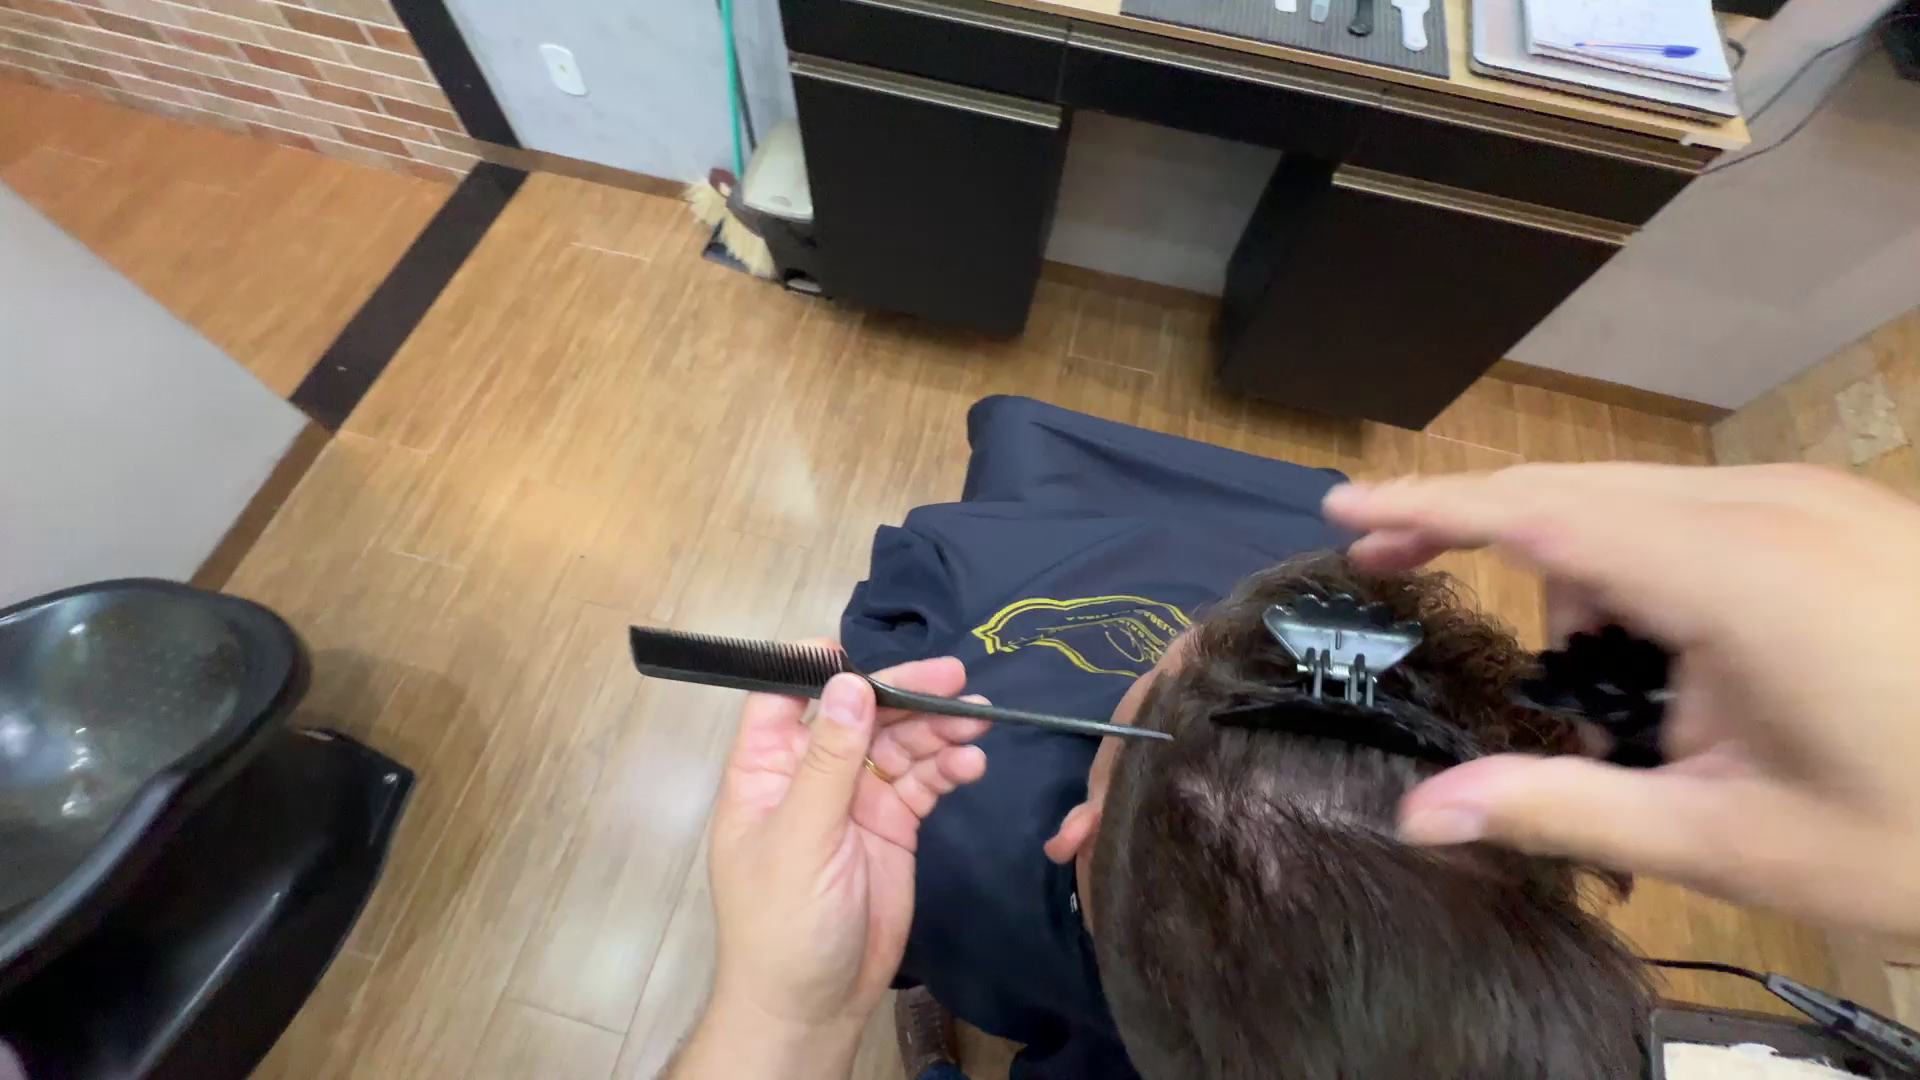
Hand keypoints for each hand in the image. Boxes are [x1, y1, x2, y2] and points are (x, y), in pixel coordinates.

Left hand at [690, 654, 988, 1076]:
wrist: (817, 1006)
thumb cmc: (784, 922)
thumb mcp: (801, 837)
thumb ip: (828, 759)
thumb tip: (848, 682)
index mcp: (770, 765)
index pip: (785, 694)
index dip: (820, 666)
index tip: (863, 654)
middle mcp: (815, 770)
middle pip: (862, 711)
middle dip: (907, 694)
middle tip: (955, 679)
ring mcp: (858, 794)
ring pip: (901, 741)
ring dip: (939, 729)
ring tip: (978, 723)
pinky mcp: (894, 820)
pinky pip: (924, 780)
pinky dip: (948, 767)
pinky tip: (971, 763)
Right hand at [1324, 463, 1919, 939]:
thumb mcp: (1736, 841)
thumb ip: (1560, 809)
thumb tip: (1414, 817)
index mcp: (1732, 573)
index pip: (1531, 515)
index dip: (1422, 507)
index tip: (1339, 505)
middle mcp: (1759, 507)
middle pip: (1554, 489)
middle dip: (1454, 519)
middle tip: (1381, 561)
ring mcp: (1801, 498)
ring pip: (1607, 496)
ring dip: (1545, 553)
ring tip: (1567, 659)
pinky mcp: (1824, 509)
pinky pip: (1668, 507)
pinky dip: (1613, 556)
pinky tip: (1641, 631)